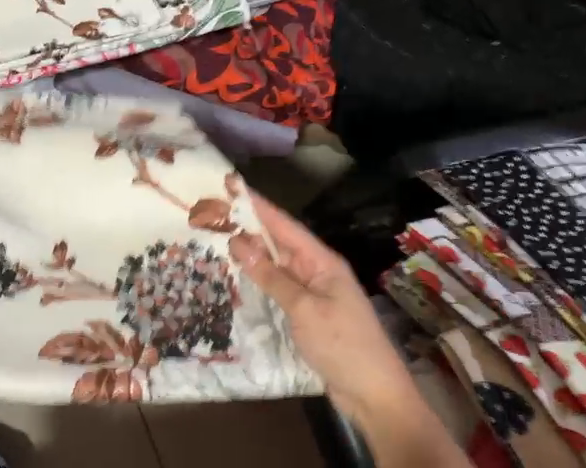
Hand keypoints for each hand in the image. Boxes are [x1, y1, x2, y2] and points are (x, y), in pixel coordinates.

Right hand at [231, 194, 428, 435]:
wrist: (376, 397)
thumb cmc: (344, 345)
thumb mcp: (304, 308)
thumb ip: (270, 275)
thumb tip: (237, 242)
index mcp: (322, 262)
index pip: (284, 225)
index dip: (256, 205)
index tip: (228, 186)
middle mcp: (317, 272)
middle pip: (278, 242)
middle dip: (247, 227)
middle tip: (210, 213)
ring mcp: (313, 294)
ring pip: (276, 265)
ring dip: (250, 253)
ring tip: (215, 238)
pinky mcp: (307, 315)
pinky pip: (278, 287)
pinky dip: (258, 279)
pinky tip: (237, 275)